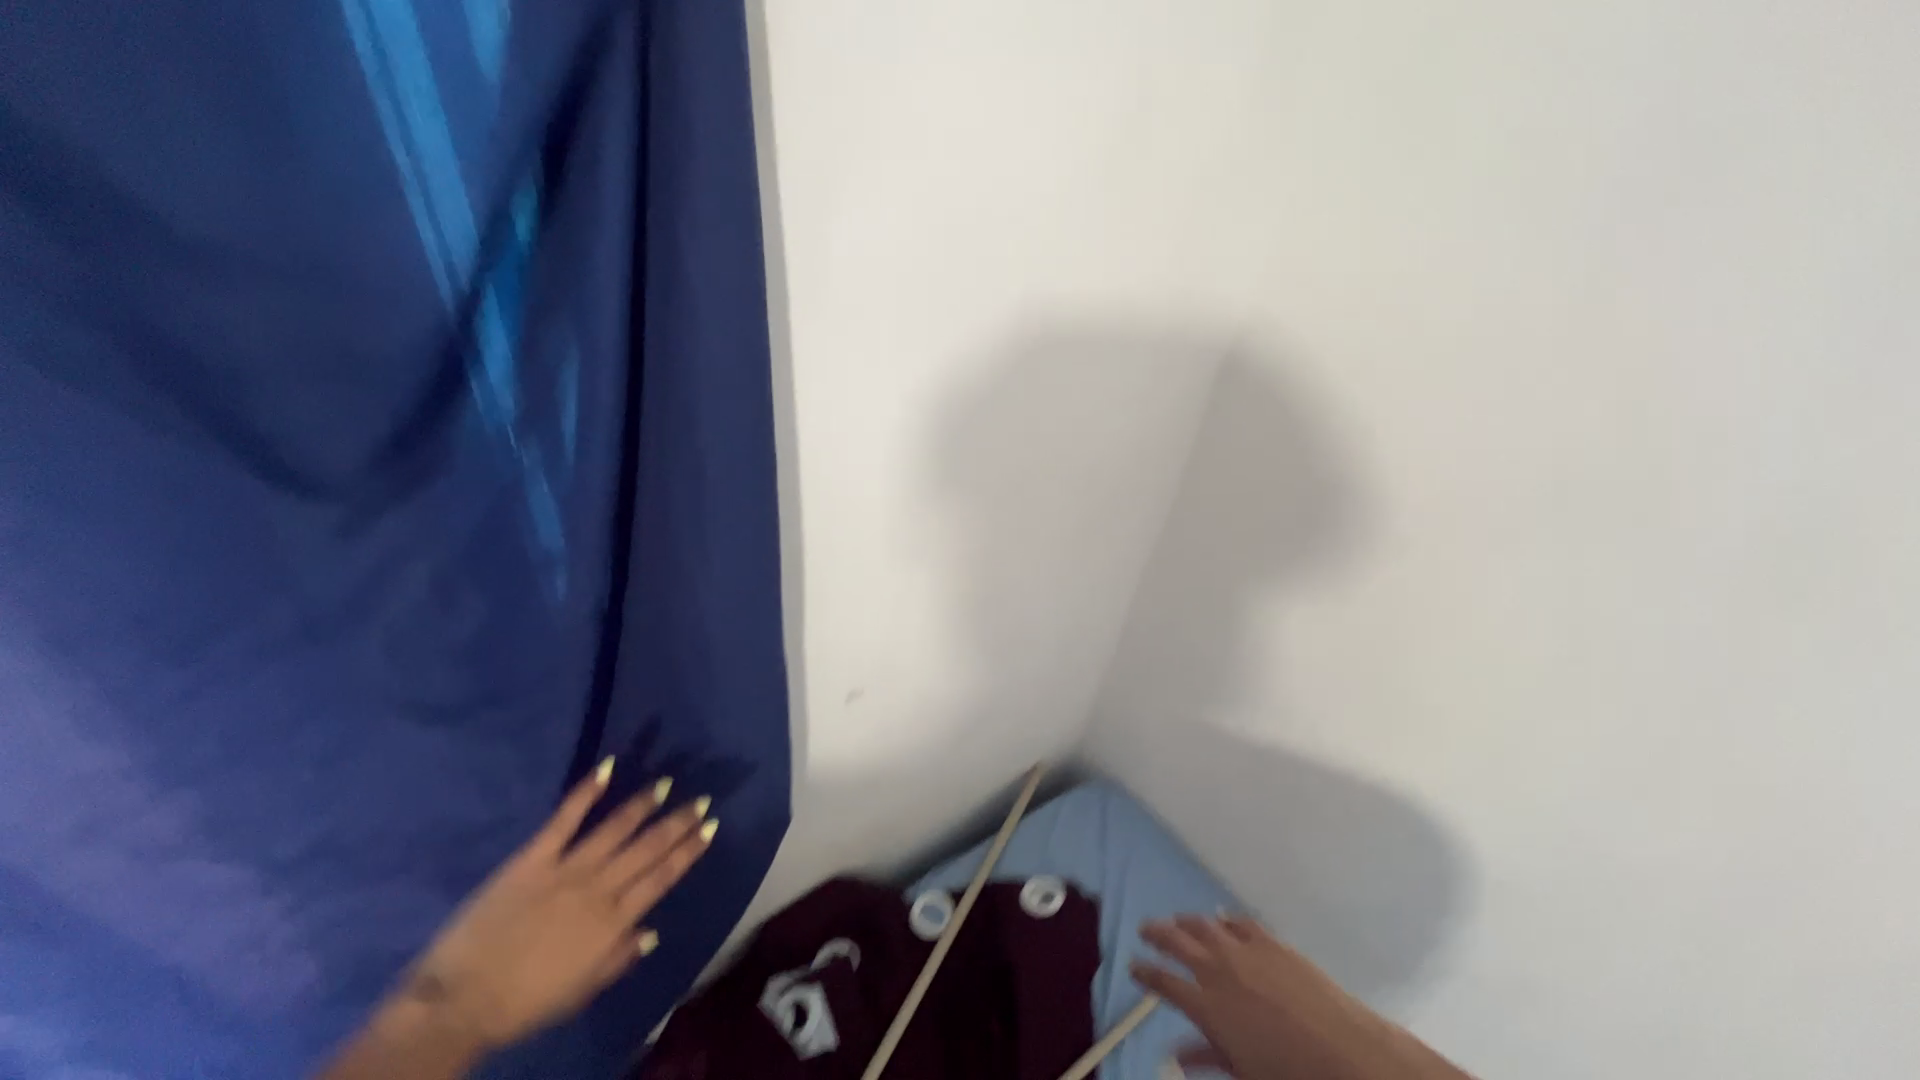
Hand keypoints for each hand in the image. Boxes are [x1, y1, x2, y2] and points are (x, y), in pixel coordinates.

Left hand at [398, 766, 715, 1054]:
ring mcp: (566, 869)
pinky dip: (587, 792)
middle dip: (678, 823)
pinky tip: (607, 769)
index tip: (710, 828)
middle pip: (647, 848)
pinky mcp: (533, 858)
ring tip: (666, 784)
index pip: (662, 877)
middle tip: (702, 800)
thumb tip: (652, 931)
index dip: (688, 851)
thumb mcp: (582, 991)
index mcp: (614, 923)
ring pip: (615, 829)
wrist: (460, 1002)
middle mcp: (599, 888)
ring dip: (643, 805)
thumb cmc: (525, 1004)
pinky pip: (565, 819)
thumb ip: (619, 958)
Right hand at [1132, 916, 1470, 1079]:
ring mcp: (1245, 952)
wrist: (1344, 1052)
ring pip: (1205, 926)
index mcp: (1206, 1005)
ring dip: (1187, 922)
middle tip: (1144, 929)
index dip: (1145, 972)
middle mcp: (1218, 970)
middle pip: (1176, 942)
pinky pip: (1241, 923)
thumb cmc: (1288, 1073)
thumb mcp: (1241, 1071)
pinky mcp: (1272, 943)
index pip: (1163, 982)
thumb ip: (1207, 1057)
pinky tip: (1222, 920)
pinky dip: (1226, 920)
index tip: (1132, 965)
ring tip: (1177, 920)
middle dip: (1156, 934)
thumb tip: (1176, 1055)